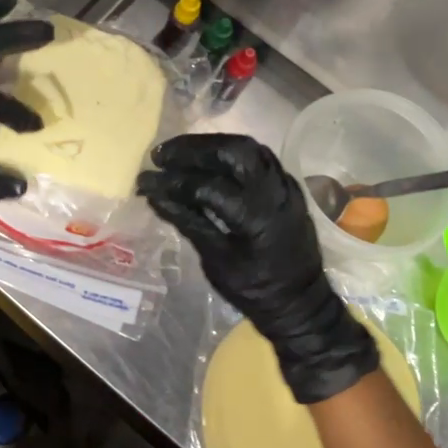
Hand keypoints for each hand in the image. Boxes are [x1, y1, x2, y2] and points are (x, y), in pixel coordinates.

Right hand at [138, 134, 376, 403]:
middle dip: (192, 149)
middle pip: (232, 152)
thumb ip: (188, 222)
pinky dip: (231, 151)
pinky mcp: (288, 186)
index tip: (146, 181)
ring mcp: (286, 186)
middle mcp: (275, 193)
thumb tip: (155, 196)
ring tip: (180, 152)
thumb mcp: (216, 261)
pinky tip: (209, 158)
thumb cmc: (255, 290)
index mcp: (256, 217)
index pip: (207, 186)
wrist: (301, 303)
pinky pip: (260, 156)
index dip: (173, 182)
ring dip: (211, 145)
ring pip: (248, 147)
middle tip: (161, 155)